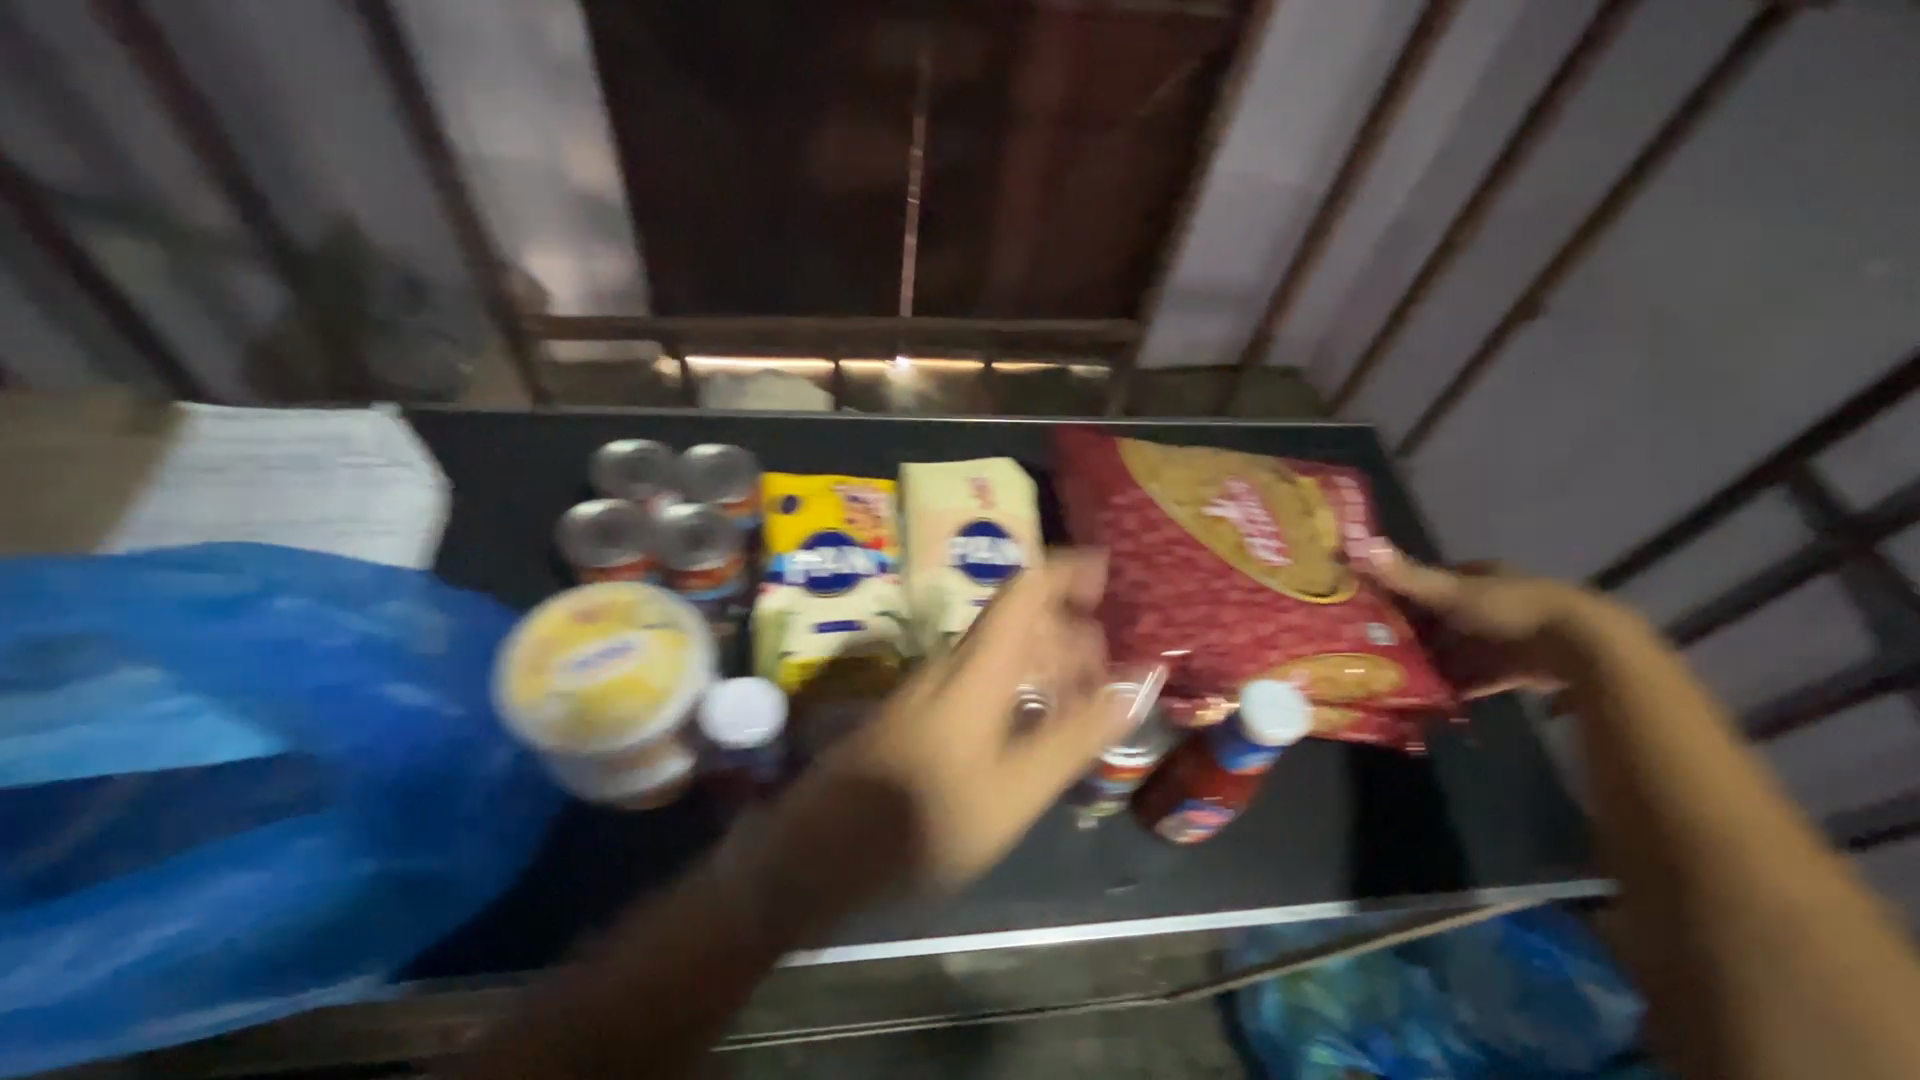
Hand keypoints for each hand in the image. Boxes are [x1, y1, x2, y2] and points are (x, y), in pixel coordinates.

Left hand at [809, 550, 1133, 890]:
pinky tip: (1030, 729)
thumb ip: (1075, 736)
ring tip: (1078, 704)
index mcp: (978, 668)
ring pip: (997, 653)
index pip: (1025, 591)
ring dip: (1044, 664)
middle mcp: (951, 665)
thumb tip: (1133, 686)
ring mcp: (929, 690)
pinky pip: (978, 679)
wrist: (823, 850)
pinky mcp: (917, 716)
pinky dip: (1017, 688)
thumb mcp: (1015, 789)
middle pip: (1017, 622)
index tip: (1106, 575)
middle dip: (1068, 634)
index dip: (1066, 571)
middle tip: (1105, 675)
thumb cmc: (926, 818)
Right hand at [1362, 545, 1625, 698]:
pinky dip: (1455, 687)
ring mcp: (1505, 639)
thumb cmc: (1512, 608)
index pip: (1435, 580)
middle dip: (1415, 631)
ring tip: (1392, 675)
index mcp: (1481, 577)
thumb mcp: (1453, 591)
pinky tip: (1427, 697)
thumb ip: (1408, 577)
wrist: (1578, 647)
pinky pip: (1476, 679)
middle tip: (1375, 645)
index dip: (1406, 590)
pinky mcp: (1515, 671)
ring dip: (1432, 662)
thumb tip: (1363, 545)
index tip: (1374, 606)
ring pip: (1457, 649)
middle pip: (1444, 618)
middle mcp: (1492, 604)